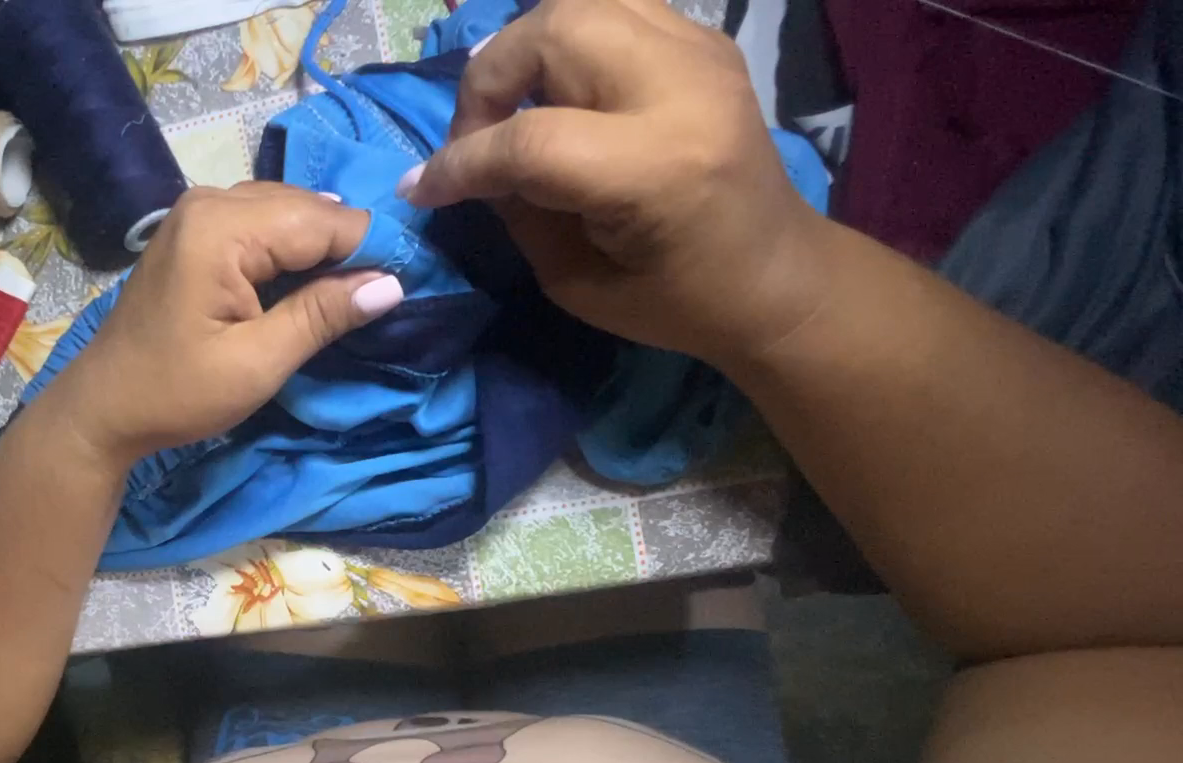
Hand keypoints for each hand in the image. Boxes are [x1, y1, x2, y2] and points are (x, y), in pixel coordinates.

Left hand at [38, 182, 403, 465]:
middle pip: (306, 208)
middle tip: (377, 295)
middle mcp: (209, 201)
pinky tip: (302, 285)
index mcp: (222, 228)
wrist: (104, 408)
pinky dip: (287, 252)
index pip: (323, 220)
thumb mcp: (256, 364)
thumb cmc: (177, 393)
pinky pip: (258, 226)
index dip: (370, 250)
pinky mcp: (192, 233)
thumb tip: (391, 284)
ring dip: (318, 250)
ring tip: (344, 295)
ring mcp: (196, 213)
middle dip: (345, 249)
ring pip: (285, 213)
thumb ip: (321, 316)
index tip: (405, 286)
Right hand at [402, 0, 834, 362]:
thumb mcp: (572, 280)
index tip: (421, 190)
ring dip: (523, 53)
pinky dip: (562, 45)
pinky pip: (610, 11)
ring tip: (510, 110)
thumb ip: (517, 212)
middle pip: (551, 31)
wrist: (772, 275)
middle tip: (475, 140)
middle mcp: (680, 89)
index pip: (527, 140)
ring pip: (579, 3)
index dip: (458, 163)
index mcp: (652, 170)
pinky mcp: (702, 40)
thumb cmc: (670, 302)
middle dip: (487, 81)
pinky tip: (555, 95)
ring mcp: (699, 51)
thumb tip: (464, 170)